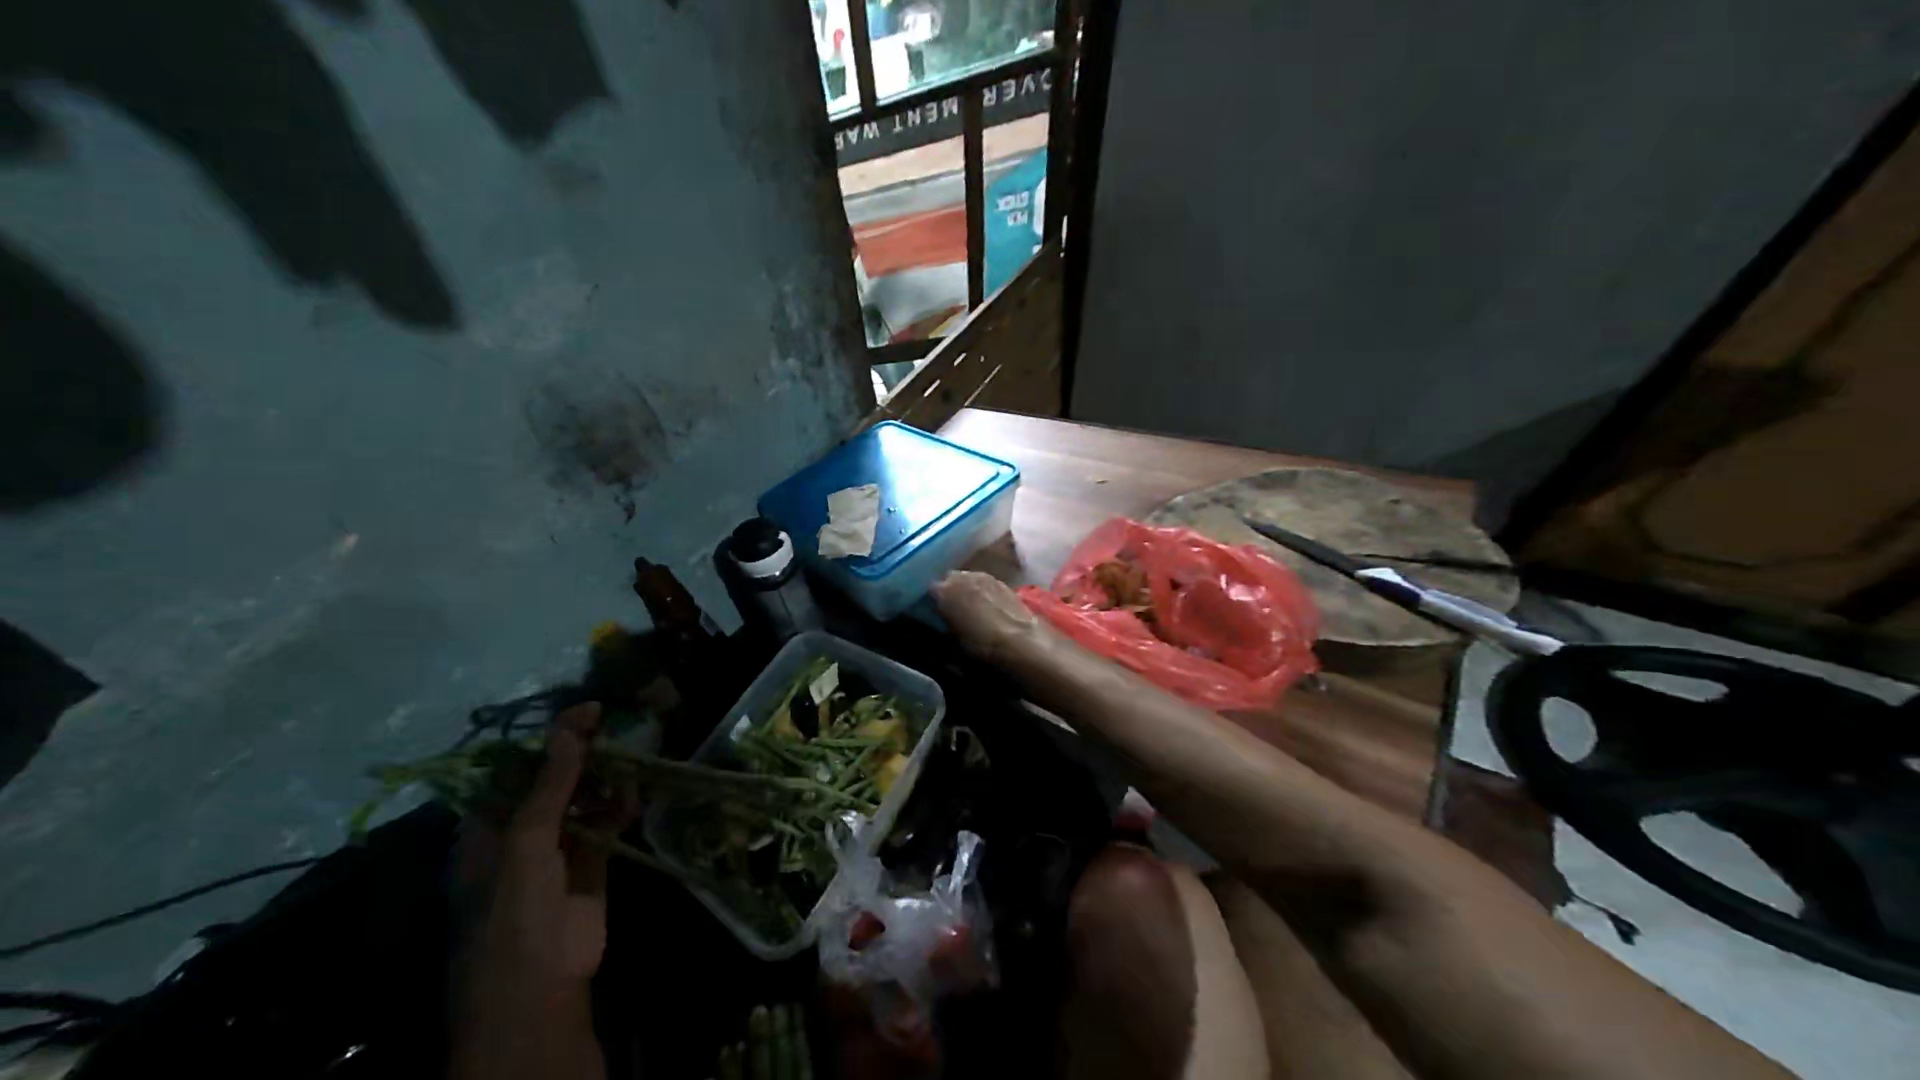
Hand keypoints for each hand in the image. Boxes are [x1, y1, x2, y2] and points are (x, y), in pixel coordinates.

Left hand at [450, 702, 621, 1079]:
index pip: (519, 766)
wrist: (539, 984)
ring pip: (585, 796)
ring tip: (635, 754)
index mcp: (489, 823)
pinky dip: (622, 804)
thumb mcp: (526, 841)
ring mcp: (558, 845)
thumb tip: (570, 727)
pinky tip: (637, 792)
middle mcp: (522, 829)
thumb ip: (550, 784)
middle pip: (556, 777)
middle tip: (621, 725)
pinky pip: (606, 821)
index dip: (552, 737)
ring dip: (608, 775)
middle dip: (586, 751)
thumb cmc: (513, 909)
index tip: (589, 710)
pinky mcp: (591, 860)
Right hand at [930, 571, 1042, 663]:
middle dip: (949, 591)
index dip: (932, 602)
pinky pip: (986, 583)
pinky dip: (984, 592)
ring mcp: (985, 577)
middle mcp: (962, 577)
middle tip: (951, 610)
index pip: (930, 590)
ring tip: (971, 607)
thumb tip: (940, 626)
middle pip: (950, 580)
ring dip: (967, 589)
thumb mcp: (953, 646)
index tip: (933, 613)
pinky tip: (988, 606)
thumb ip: (942, 630)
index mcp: (943, 591)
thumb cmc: (981, 648)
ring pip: (969, 579)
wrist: (1023, 644)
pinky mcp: (1004, 583)